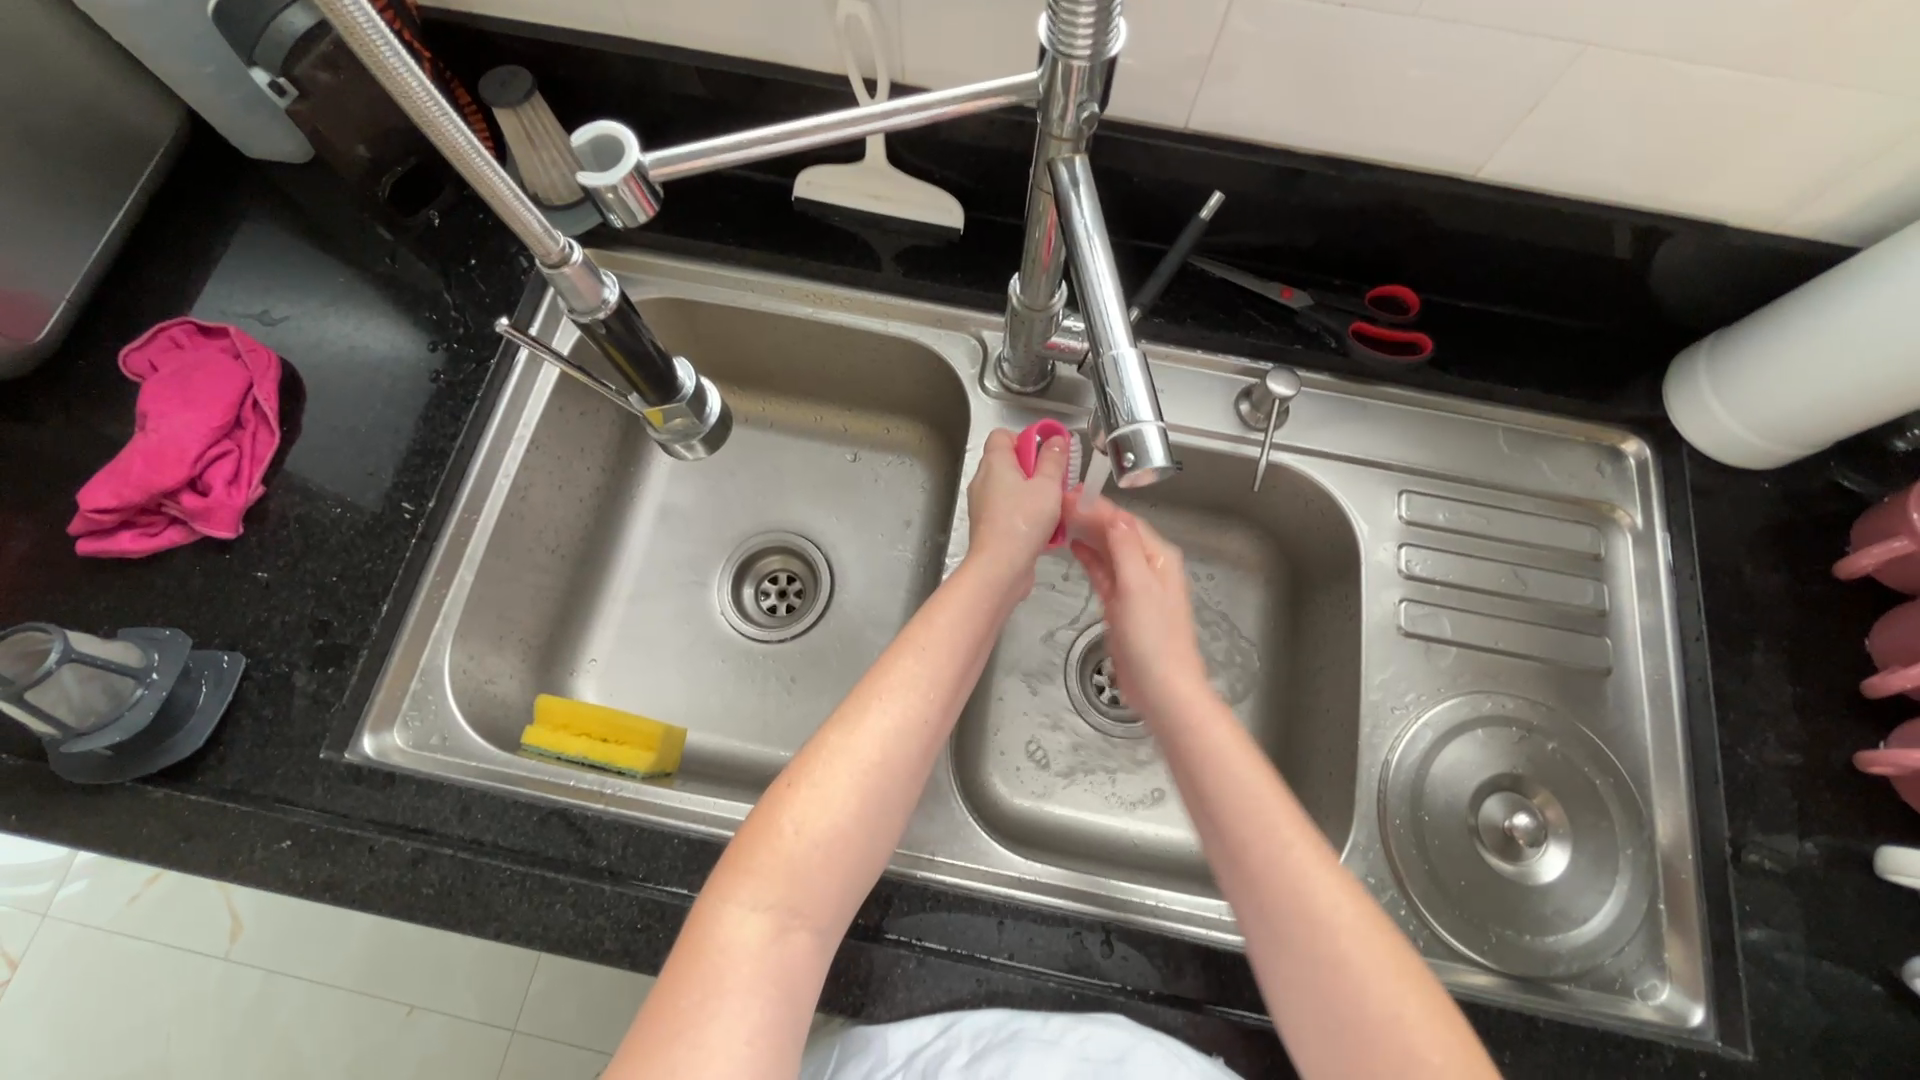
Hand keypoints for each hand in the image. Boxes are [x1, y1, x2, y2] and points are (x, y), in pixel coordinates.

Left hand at [962, 428, 1069, 596]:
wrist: (1000, 567)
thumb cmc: (1023, 521)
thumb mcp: (1047, 486)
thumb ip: (1053, 460)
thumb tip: (1055, 439)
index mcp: (994, 463)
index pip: (1002, 435)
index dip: (1026, 439)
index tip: (1047, 453)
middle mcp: (983, 480)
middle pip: (1008, 462)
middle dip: (1034, 468)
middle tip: (1055, 481)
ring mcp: (983, 504)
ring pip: (1010, 488)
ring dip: (1032, 493)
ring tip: (1052, 505)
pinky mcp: (988, 525)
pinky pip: (1009, 509)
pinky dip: (1025, 512)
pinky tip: (1043, 526)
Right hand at [1064, 490, 1212, 722]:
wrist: (1162, 687)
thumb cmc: (1153, 639)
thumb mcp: (1138, 587)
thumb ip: (1125, 549)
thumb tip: (1112, 515)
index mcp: (1159, 558)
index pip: (1125, 522)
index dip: (1098, 506)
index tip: (1071, 494)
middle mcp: (1149, 567)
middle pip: (1117, 533)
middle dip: (1091, 516)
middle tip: (1059, 503)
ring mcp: (1135, 586)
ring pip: (1109, 551)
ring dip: (1088, 535)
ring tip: (1061, 520)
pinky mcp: (1122, 605)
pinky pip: (1105, 572)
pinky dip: (1090, 559)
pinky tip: (1075, 549)